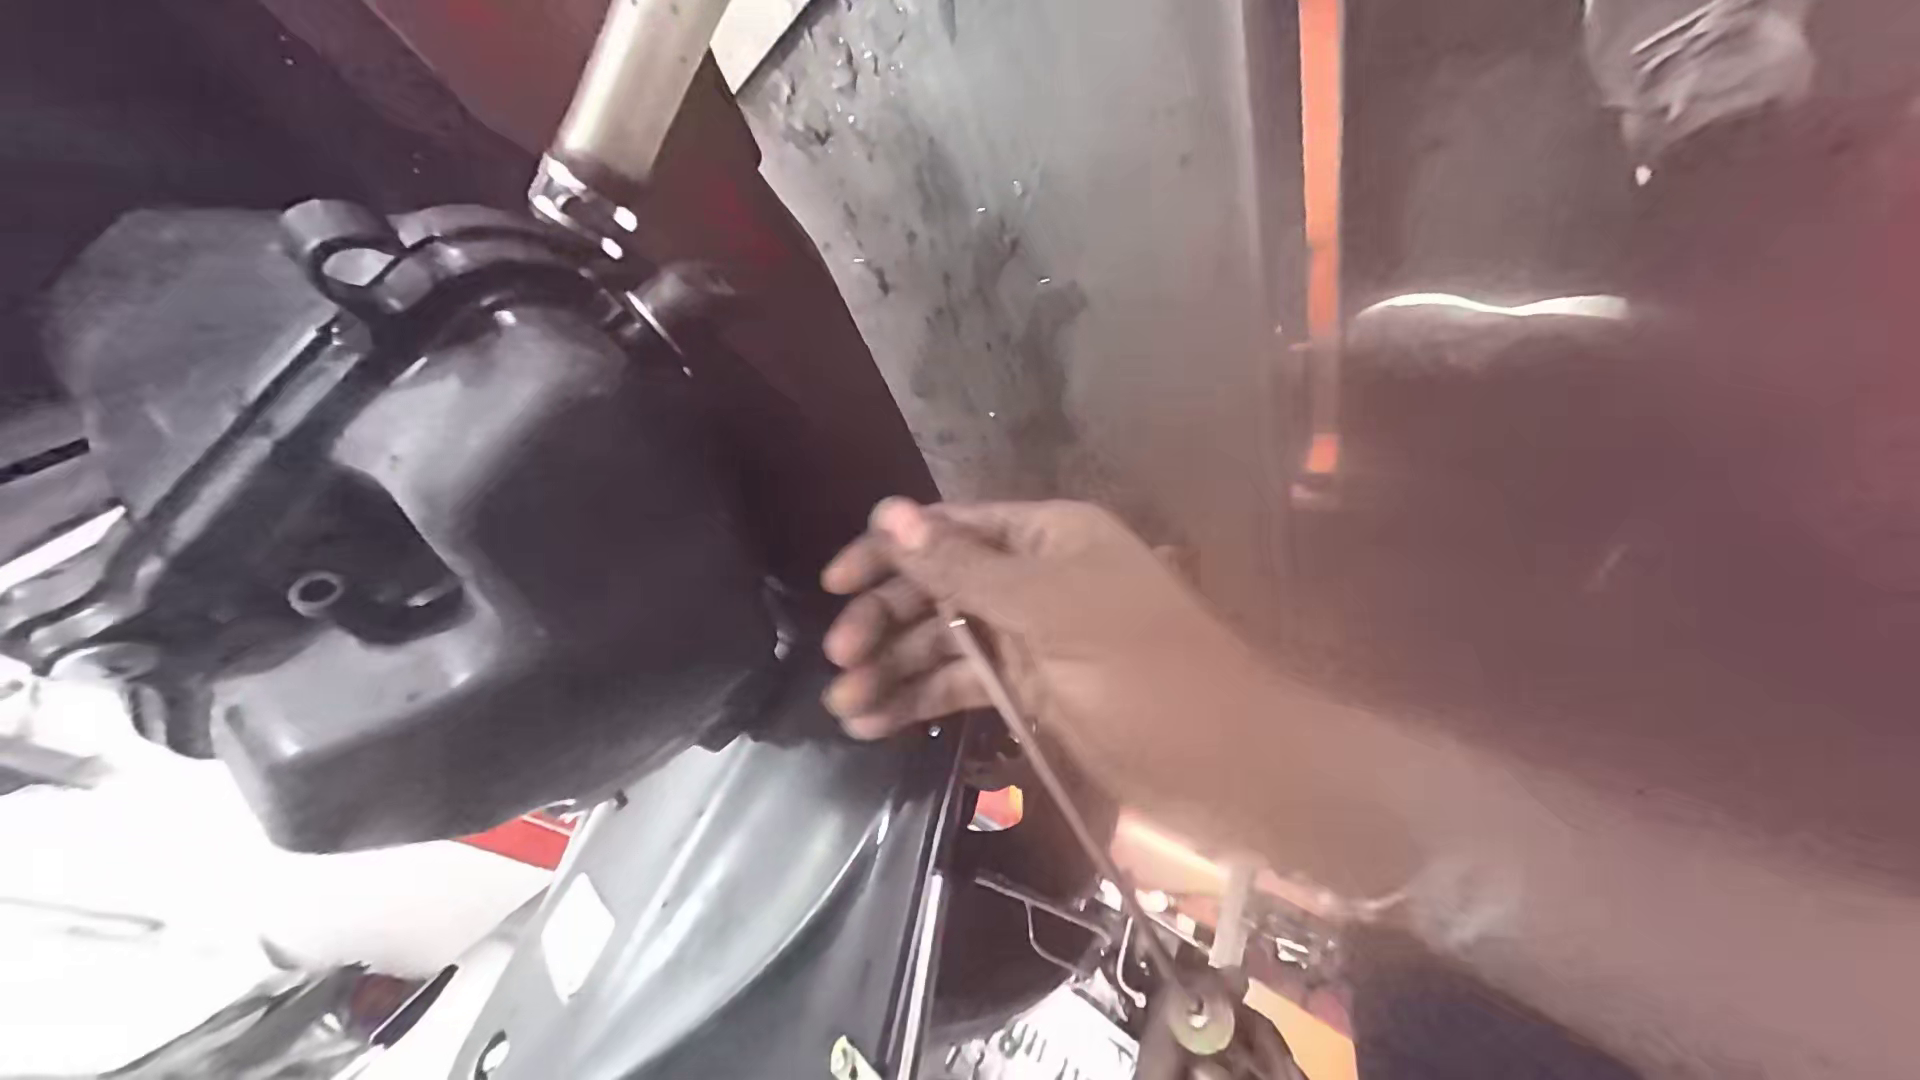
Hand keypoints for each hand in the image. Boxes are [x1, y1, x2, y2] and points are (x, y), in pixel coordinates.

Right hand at [819, 498, 1270, 803]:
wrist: (1223, 762)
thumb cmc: (1142, 669)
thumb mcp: (1047, 610)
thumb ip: (962, 567)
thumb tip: (888, 512)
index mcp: (1044, 536)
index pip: (949, 528)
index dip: (889, 550)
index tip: (835, 584)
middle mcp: (1031, 576)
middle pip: (938, 585)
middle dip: (885, 620)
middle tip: (840, 659)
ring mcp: (1027, 635)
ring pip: (944, 641)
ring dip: (894, 669)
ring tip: (846, 707)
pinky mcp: (1026, 689)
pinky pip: (962, 685)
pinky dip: (921, 701)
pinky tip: (876, 724)